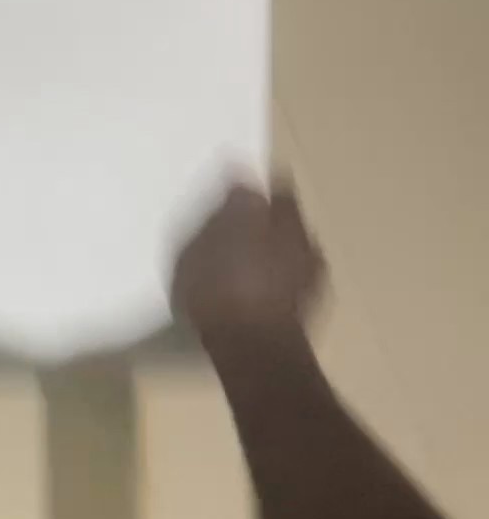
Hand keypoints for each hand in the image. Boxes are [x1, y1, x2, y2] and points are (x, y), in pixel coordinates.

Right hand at [171, 180, 324, 352]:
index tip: (236, 183)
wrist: (250, 347)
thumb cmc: (221, 287)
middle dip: (259, 217)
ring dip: (262, 245)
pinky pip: (282, 275)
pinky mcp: (301, 305)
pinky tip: (241, 282)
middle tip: (225, 219)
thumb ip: (228, 206)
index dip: (257, 183)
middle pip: (284, 220)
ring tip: (229, 254)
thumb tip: (241, 171)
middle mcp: (307, 246)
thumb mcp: (209, 239)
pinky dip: (264, 271)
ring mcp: (309, 278)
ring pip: (284, 248)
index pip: (279, 190)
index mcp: (285, 225)